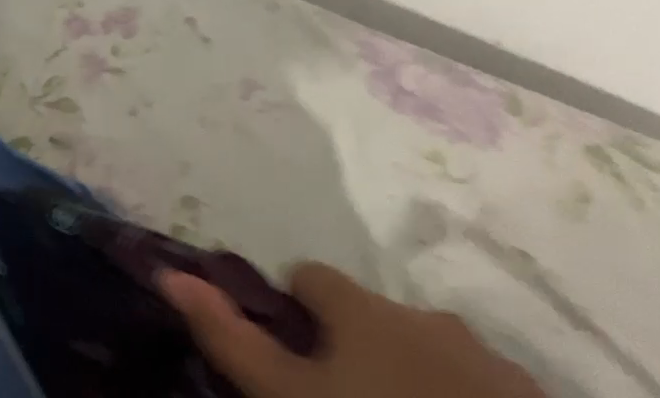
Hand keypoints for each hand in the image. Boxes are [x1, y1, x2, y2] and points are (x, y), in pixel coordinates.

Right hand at [159, 262, 546, 397]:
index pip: (309, 275)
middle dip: (354, 343)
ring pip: (428, 348)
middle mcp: (425, 315)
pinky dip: (457, 395)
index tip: (291, 353)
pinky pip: (479, 383)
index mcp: (363, 307)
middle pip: (371, 313)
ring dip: (409, 370)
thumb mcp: (288, 394)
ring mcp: (489, 359)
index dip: (293, 310)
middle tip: (342, 393)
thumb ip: (230, 335)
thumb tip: (169, 274)